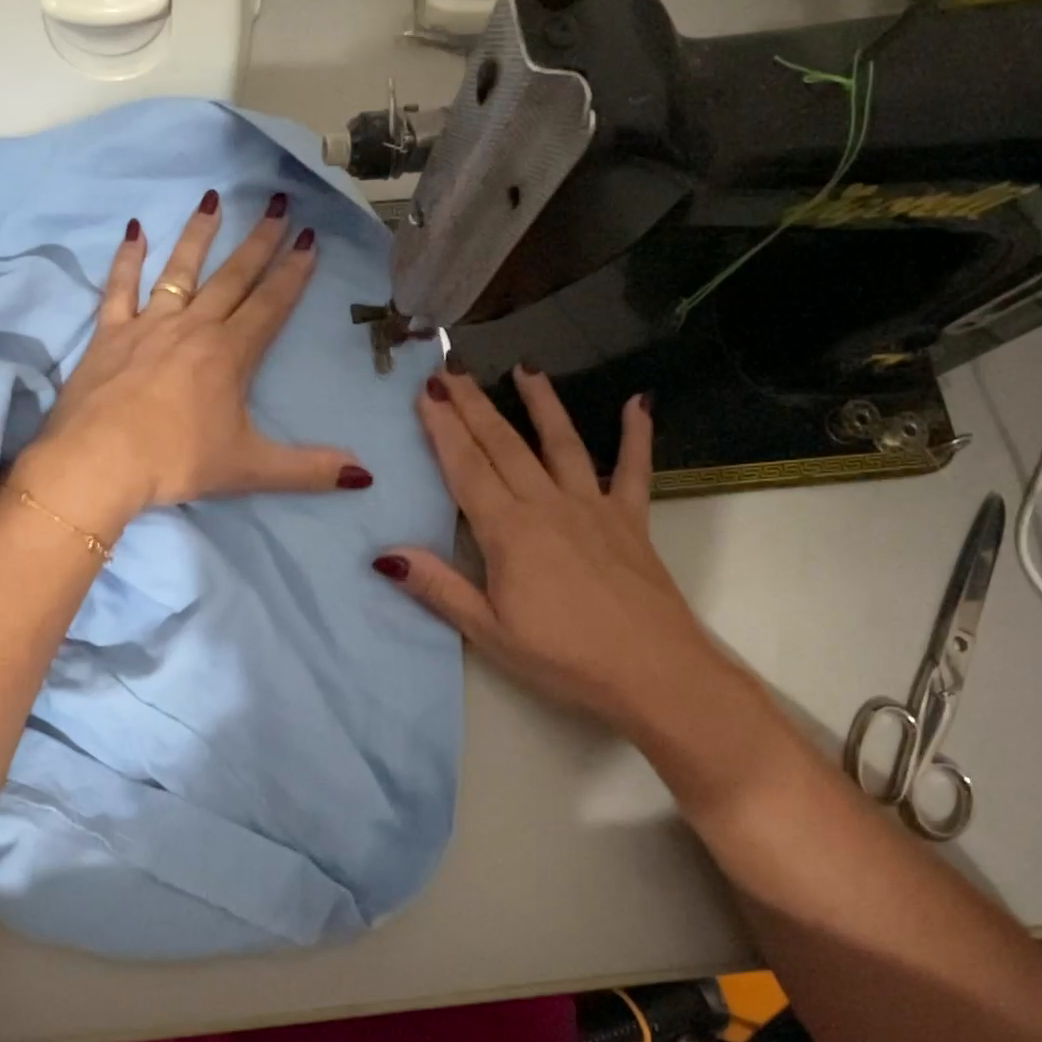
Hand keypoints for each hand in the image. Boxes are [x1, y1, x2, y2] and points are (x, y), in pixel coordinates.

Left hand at [12, 191, 368, 535]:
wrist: (99, 462)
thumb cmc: (176, 463)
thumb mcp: (250, 470)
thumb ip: (308, 470)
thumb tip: (365, 476)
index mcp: (230, 355)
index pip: (270, 304)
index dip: (293, 273)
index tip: (309, 238)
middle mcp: (193, 328)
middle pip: (232, 278)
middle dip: (260, 242)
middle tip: (279, 205)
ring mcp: (148, 326)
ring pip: (180, 271)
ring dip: (199, 234)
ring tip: (213, 198)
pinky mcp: (109, 334)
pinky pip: (119, 287)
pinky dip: (127, 258)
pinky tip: (135, 230)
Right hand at [374, 364, 736, 730]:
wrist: (655, 674)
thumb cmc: (564, 659)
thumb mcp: (489, 632)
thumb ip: (439, 588)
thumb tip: (385, 555)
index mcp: (509, 532)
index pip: (467, 469)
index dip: (443, 429)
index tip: (426, 393)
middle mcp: (548, 506)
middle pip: (504, 445)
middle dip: (475, 404)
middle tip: (453, 368)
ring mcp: (593, 508)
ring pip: (562, 443)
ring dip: (541, 403)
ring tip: (526, 367)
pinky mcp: (631, 521)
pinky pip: (634, 469)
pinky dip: (636, 435)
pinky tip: (639, 403)